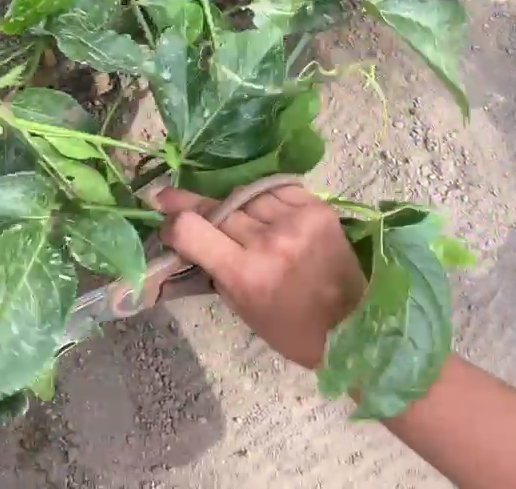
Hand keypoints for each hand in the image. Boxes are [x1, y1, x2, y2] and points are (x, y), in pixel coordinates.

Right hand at [150, 183, 366, 367]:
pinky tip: (261, 208)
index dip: (172, 220)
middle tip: (176, 200)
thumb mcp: (240, 306)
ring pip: (244, 195)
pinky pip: (274, 188)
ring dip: (234, 205)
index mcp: (245, 274)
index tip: (163, 215)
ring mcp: (295, 220)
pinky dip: (263, 198)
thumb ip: (213, 266)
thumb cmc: (289, 327)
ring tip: (234, 216)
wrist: (352, 322)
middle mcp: (269, 242)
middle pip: (216, 208)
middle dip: (196, 208)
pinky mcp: (317, 206)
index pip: (191, 229)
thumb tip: (182, 234)